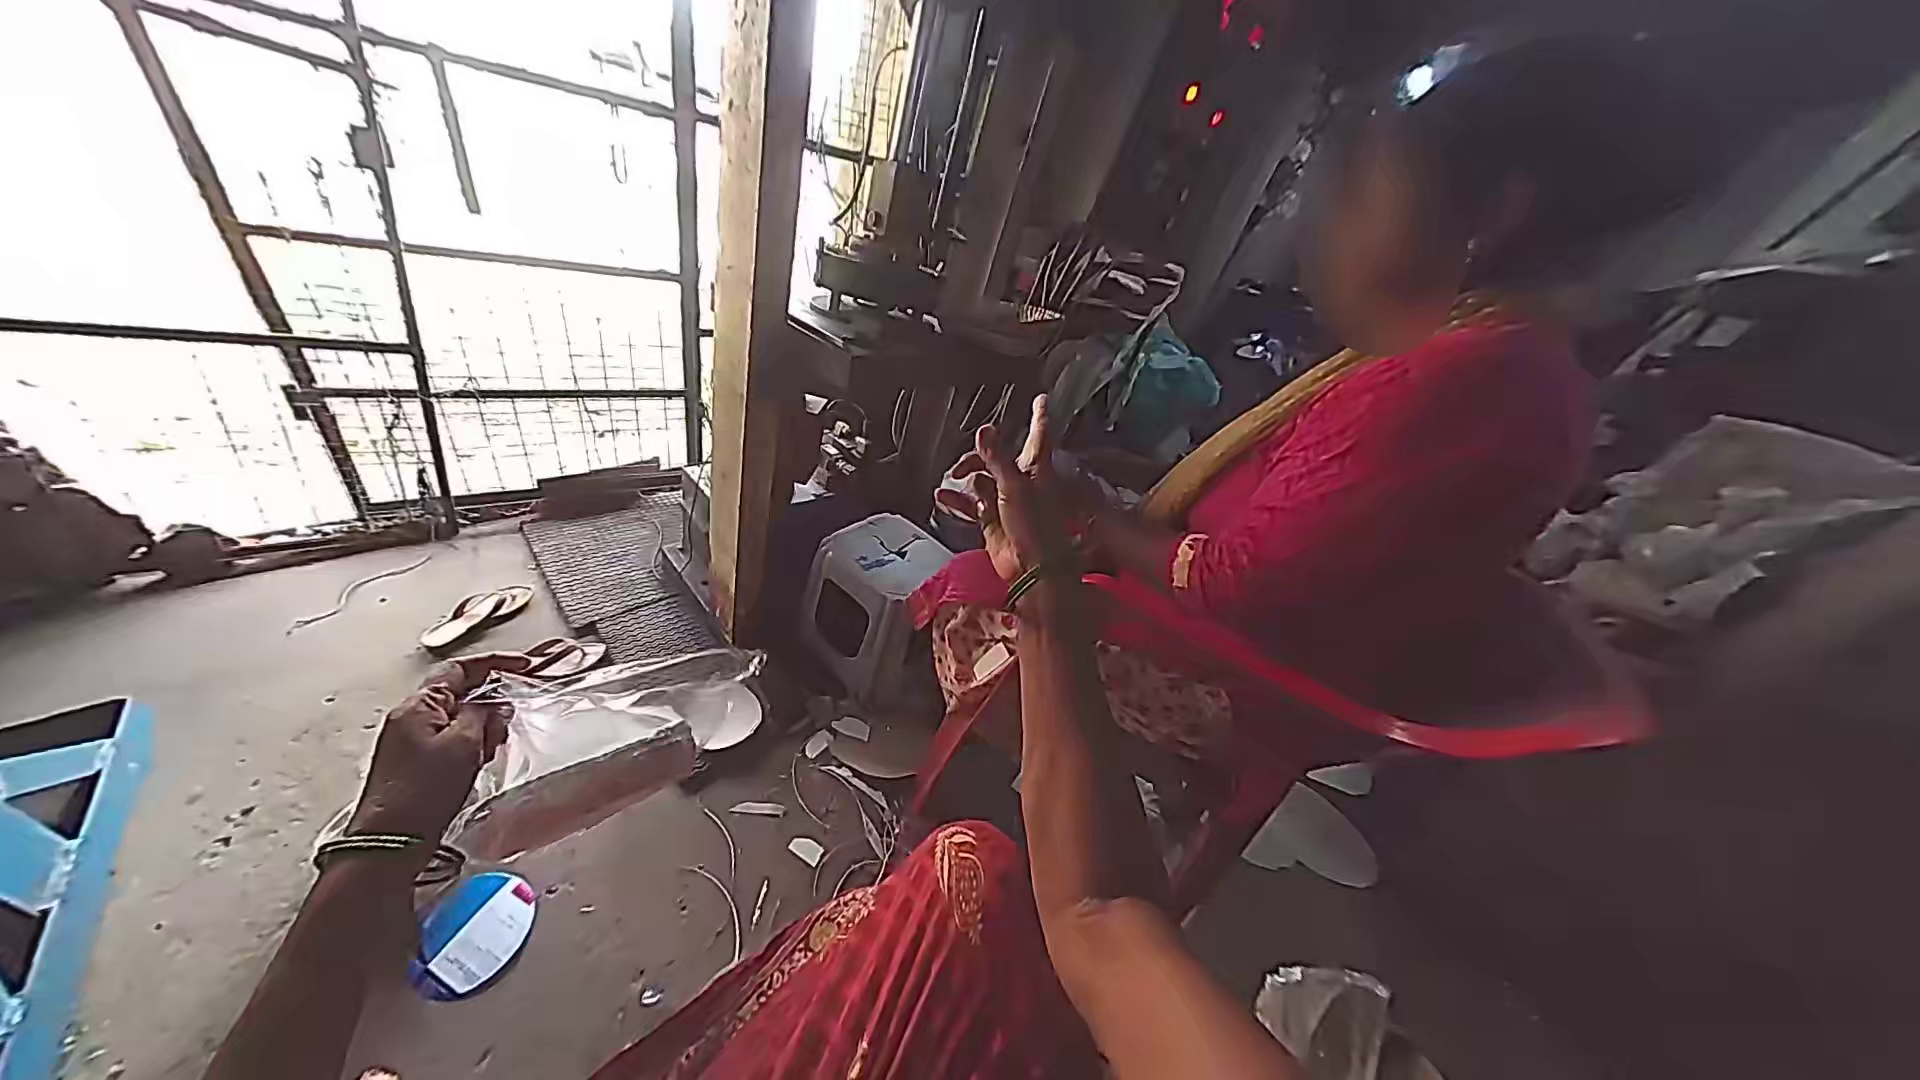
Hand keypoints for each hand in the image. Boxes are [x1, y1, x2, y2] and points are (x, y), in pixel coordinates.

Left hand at [347, 653, 531, 850]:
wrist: (392, 841)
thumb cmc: (423, 791)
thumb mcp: (464, 742)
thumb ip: (484, 713)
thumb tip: (495, 703)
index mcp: (418, 707)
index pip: (460, 669)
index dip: (495, 662)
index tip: (524, 664)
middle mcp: (410, 718)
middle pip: (461, 691)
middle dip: (491, 701)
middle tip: (508, 719)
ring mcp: (411, 739)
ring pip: (460, 715)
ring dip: (483, 724)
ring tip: (491, 745)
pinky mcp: (417, 760)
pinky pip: (454, 737)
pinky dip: (473, 740)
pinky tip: (480, 758)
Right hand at [949, 395, 1073, 581]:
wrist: (1032, 569)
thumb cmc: (1036, 527)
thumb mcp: (1014, 487)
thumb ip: (997, 458)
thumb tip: (985, 430)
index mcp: (1038, 471)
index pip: (1039, 437)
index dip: (1039, 418)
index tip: (1041, 399)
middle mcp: (1023, 484)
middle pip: (999, 458)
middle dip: (979, 456)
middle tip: (962, 462)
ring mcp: (1007, 503)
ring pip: (982, 481)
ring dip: (965, 478)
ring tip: (950, 477)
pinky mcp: (992, 521)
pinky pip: (971, 505)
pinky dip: (957, 501)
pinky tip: (943, 498)